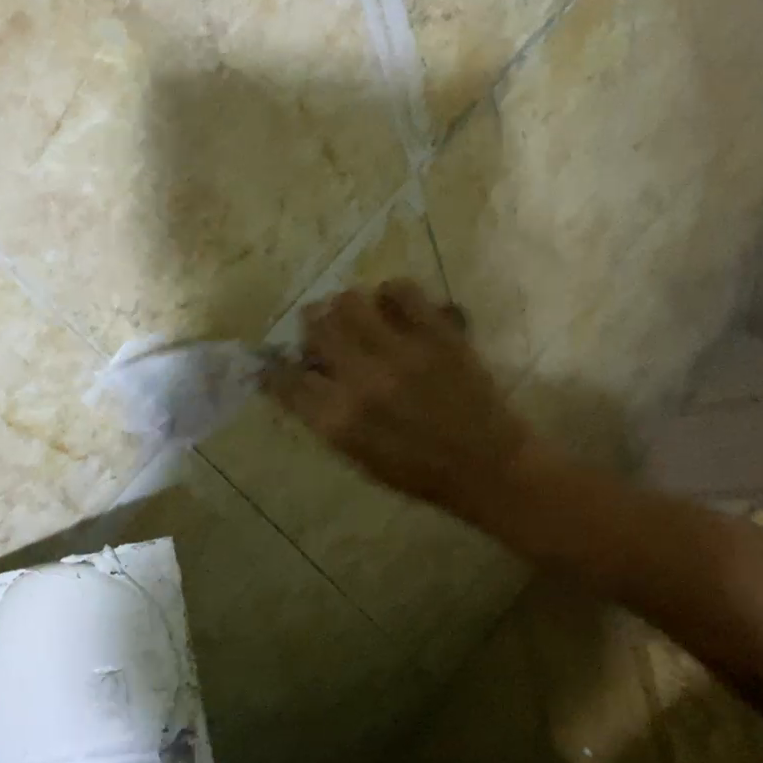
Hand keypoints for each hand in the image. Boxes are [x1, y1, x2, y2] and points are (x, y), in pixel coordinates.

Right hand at [263, 279, 529, 518]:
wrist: (488, 467)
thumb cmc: (416, 472)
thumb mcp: (357, 455)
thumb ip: (325, 415)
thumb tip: (303, 377)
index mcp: (339, 419)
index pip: (286, 379)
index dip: (274, 368)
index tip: (278, 364)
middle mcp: (362, 381)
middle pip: (314, 326)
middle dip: (312, 328)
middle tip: (325, 335)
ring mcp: (401, 353)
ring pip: (349, 301)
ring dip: (346, 309)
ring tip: (359, 320)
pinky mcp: (437, 334)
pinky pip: (400, 290)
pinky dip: (390, 295)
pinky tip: (394, 311)